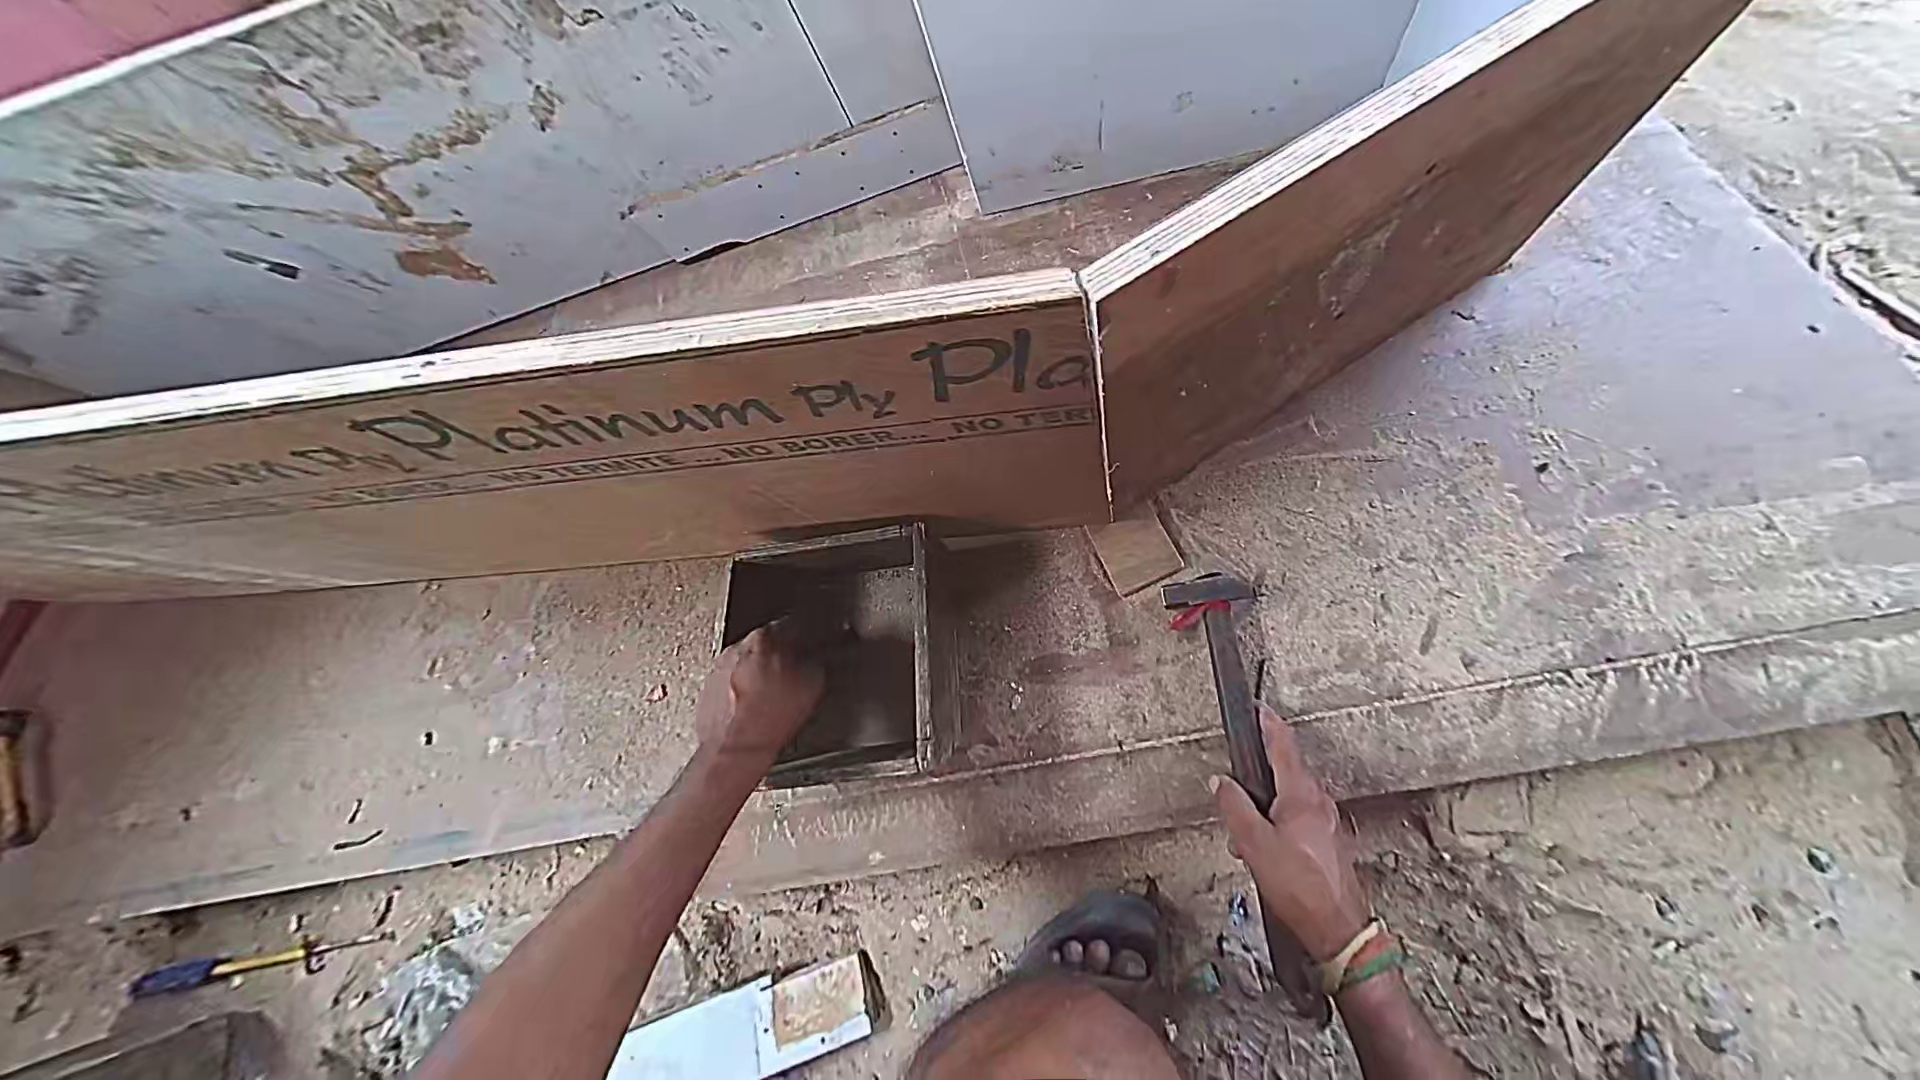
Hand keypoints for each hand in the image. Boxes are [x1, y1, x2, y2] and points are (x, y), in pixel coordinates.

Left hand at [693, 619, 825, 769]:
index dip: (809, 633)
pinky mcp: (710, 685)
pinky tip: (758, 704)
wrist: (734, 752)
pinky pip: (734, 677)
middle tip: (798, 669)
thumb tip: (817, 655)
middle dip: (784, 652)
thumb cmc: (769, 721)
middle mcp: (739, 647)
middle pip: (769, 639)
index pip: (794, 623)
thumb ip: (815, 660)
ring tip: (776, 692)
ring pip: (750, 658)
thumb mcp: (812, 686)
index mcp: (765, 639)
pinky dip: (747, 685)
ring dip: (764, 669)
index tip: (816, 640)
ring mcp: (721, 666)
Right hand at [1212, 704, 1372, 960]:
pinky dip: (1277, 822)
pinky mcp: (1327, 841)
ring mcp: (1326, 823)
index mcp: (1302, 797)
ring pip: (1289, 798)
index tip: (1260, 710)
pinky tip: (1264, 847)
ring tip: (1246, 833)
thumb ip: (1234, 806)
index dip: (1269, 725)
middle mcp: (1319, 804)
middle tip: (1237, 785)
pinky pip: (1297, 817)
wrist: (1339, 931)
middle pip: (1285, 773)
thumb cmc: (1301, 889)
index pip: (1283, 747)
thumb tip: (1221, 783)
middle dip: (1258, 776)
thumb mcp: (1254, 843)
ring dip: (1265, 806)